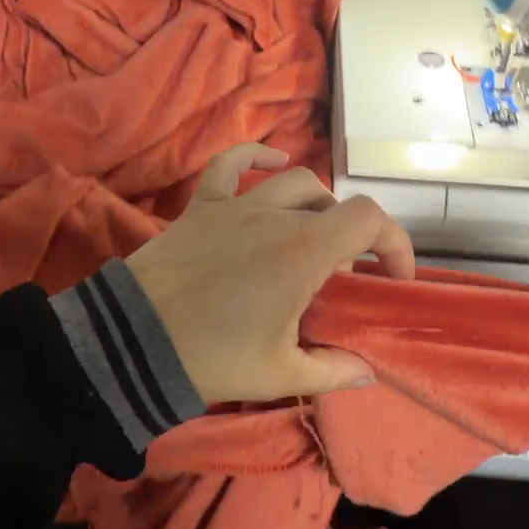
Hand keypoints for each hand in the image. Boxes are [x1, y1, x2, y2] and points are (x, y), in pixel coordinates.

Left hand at [125, 144, 416, 403]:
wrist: (134, 341)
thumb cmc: (212, 357)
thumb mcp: (279, 374)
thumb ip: (332, 369)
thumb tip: (367, 372)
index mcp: (302, 251)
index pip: (368, 219)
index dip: (394, 242)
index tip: (393, 278)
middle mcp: (274, 215)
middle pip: (332, 205)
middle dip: (349, 239)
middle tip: (336, 281)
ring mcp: (235, 204)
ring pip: (292, 183)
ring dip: (315, 206)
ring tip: (311, 238)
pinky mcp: (201, 205)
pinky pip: (230, 163)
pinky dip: (256, 155)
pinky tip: (274, 159)